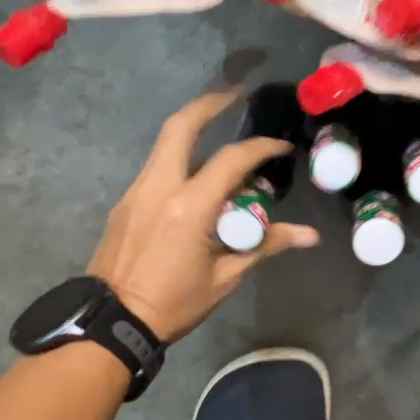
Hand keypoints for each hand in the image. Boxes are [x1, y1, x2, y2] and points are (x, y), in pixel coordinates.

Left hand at [88, 90, 318, 341]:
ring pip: (164, 144)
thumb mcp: (225, 277)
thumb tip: (309, 236)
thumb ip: (265, 245)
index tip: (281, 146)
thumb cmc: (173, 303)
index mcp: (189, 206)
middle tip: (236, 95)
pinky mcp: (126, 203)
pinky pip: (157, 167)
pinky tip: (198, 175)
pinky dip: (181, 159)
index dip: (261, 147)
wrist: (110, 323)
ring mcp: (137, 192)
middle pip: (181, 126)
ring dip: (193, 129)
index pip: (231, 160)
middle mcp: (159, 187)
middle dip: (209, 104)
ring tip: (220, 129)